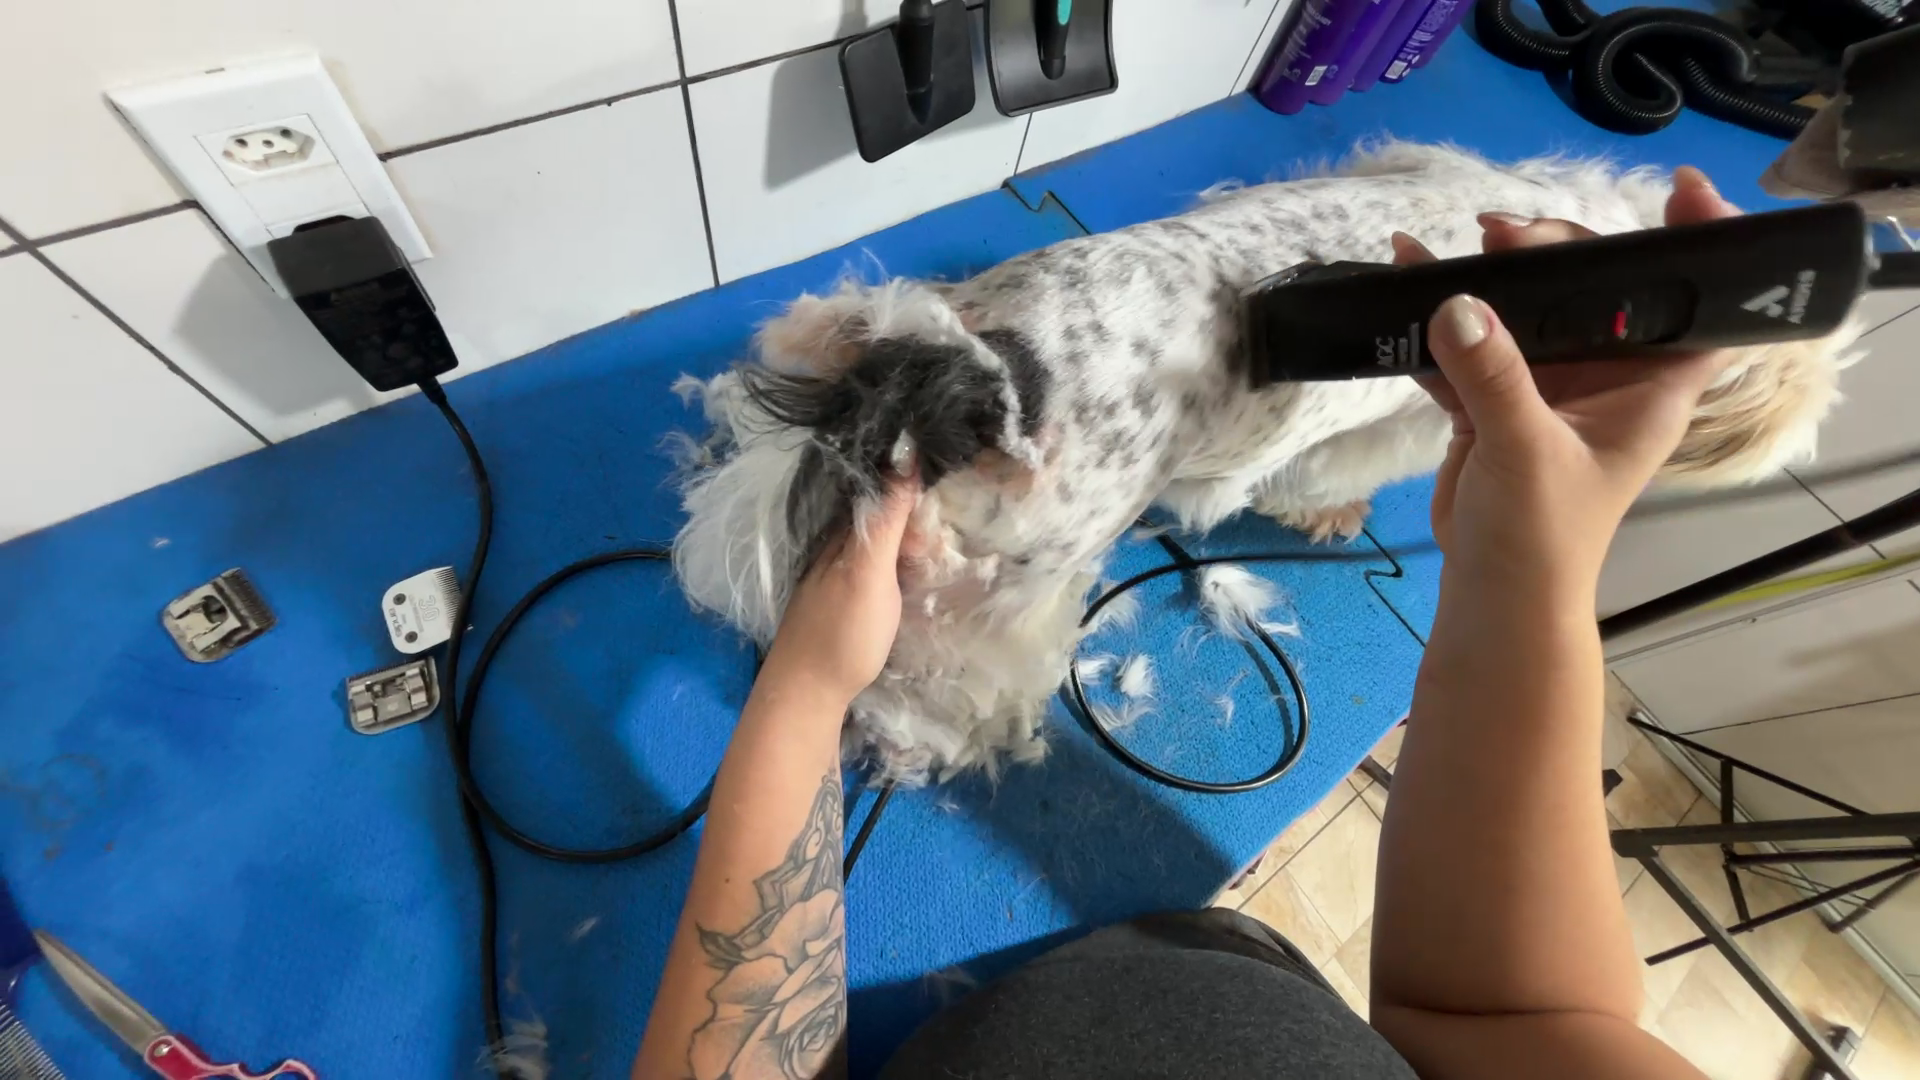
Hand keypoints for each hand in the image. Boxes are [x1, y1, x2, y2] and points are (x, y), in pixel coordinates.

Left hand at [762, 473, 919, 706]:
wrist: (808, 693)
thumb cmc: (842, 632)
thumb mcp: (870, 570)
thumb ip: (886, 517)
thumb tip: (904, 451)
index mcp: (841, 528)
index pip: (878, 479)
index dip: (912, 473)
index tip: (946, 477)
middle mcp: (837, 539)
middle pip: (882, 506)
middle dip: (916, 510)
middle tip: (938, 541)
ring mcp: (839, 566)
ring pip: (882, 533)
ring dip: (911, 536)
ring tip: (934, 553)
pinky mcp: (846, 589)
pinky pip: (879, 556)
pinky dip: (900, 556)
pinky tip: (914, 568)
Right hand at [1391, 167, 1740, 599]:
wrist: (1493, 584)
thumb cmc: (1542, 526)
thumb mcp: (1525, 447)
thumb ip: (1494, 375)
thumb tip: (1454, 304)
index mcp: (1649, 382)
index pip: (1694, 299)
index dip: (1697, 241)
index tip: (1672, 192)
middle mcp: (1600, 376)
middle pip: (1588, 295)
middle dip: (1552, 255)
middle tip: (1501, 232)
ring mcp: (1539, 390)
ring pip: (1516, 321)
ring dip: (1483, 285)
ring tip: (1447, 243)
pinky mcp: (1486, 408)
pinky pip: (1461, 357)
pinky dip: (1433, 332)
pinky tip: (1405, 296)